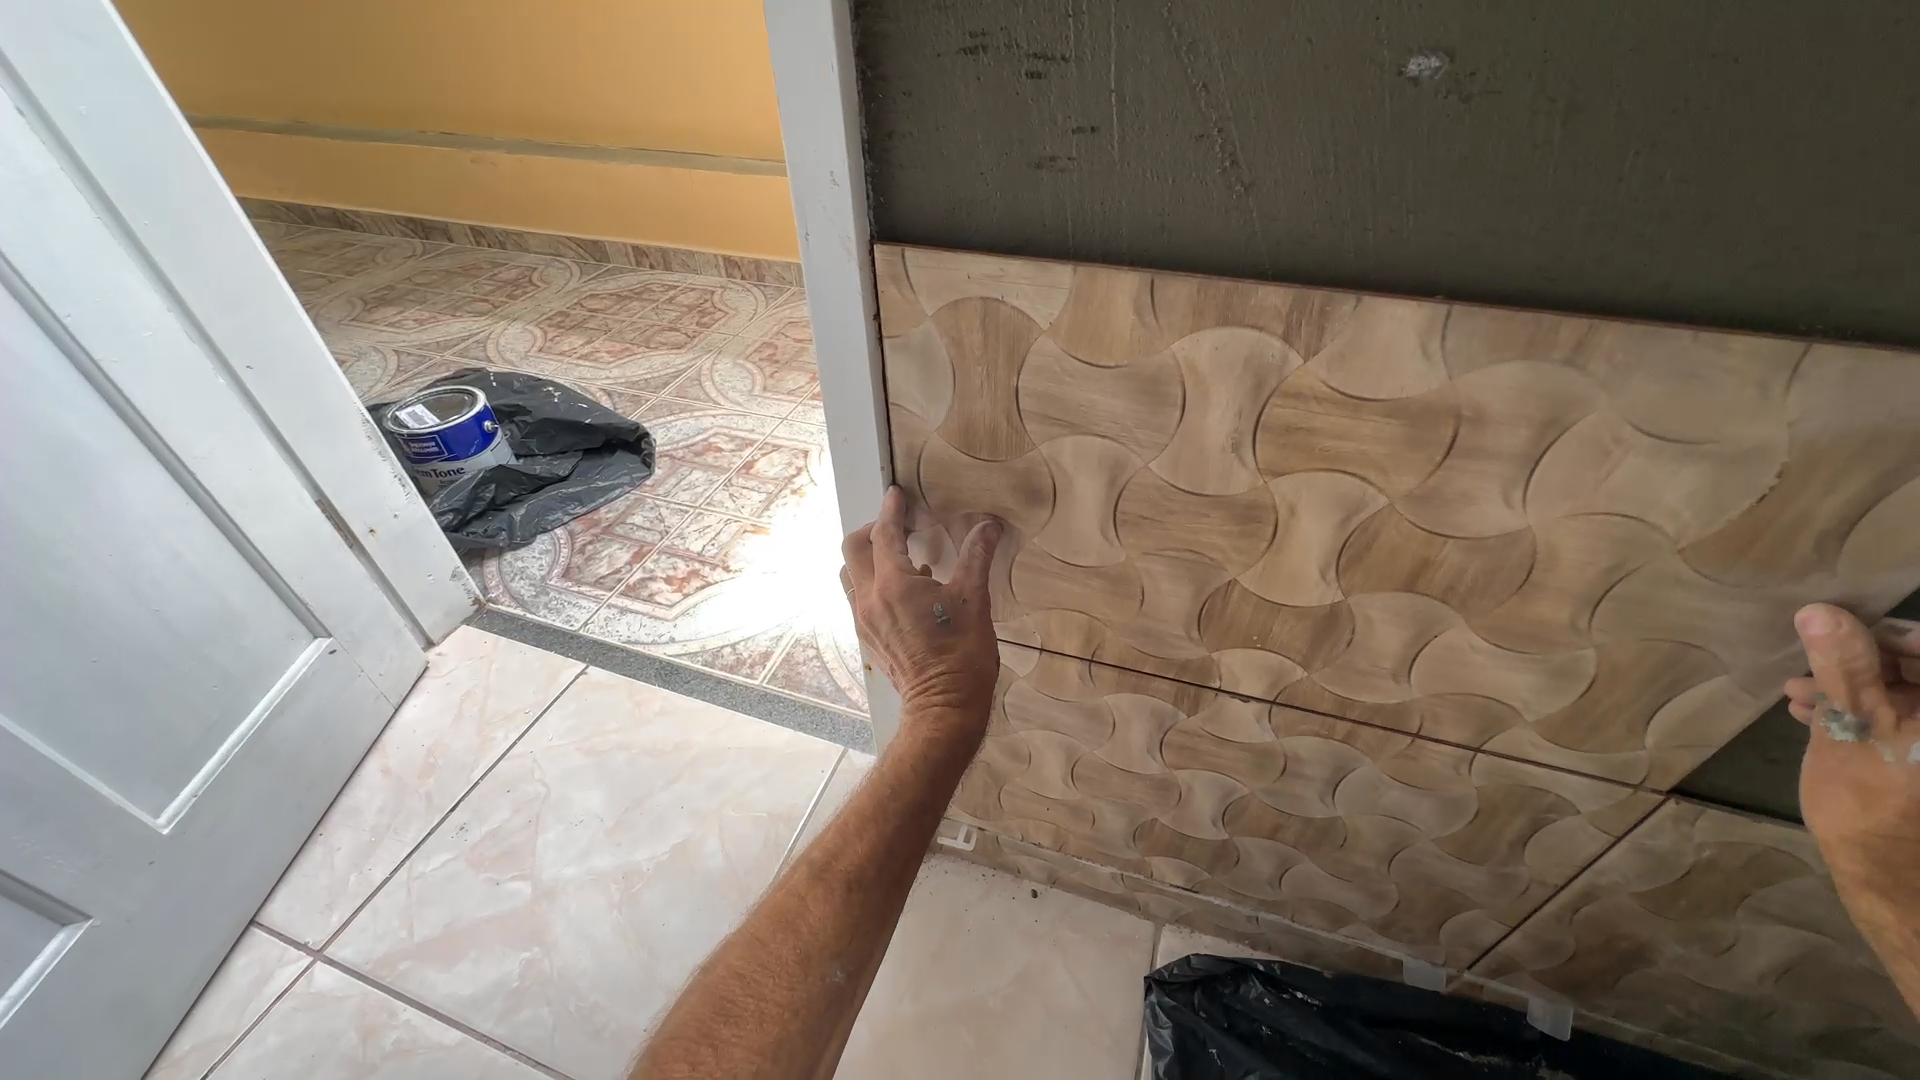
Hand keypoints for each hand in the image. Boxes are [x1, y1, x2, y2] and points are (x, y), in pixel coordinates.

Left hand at [840, 487, 1002, 739]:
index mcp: (893, 585)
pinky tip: (909, 589)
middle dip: (874, 530)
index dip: (892, 510)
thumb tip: (989, 525)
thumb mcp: (975, 600)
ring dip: (870, 557)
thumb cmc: (962, 654)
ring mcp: (864, 621)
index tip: (898, 494)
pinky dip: (875, 581)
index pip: (884, 535)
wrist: (944, 708)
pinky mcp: (868, 637)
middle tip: (902, 526)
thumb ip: (977, 556)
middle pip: (853, 549)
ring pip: (851, 574)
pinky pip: (860, 597)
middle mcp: (869, 599)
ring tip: (904, 555)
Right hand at [1784, 604, 1919, 870]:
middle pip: (1917, 669)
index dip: (1882, 636)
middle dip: (1860, 665)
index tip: (1829, 639)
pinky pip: (1904, 718)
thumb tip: (1821, 611)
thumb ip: (1843, 667)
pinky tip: (1820, 717)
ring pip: (1907, 694)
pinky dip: (1867, 712)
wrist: (1888, 869)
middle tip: (1807, 672)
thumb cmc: (1871, 796)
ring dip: (1855, 689)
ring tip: (1801, 697)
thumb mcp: (1852, 725)